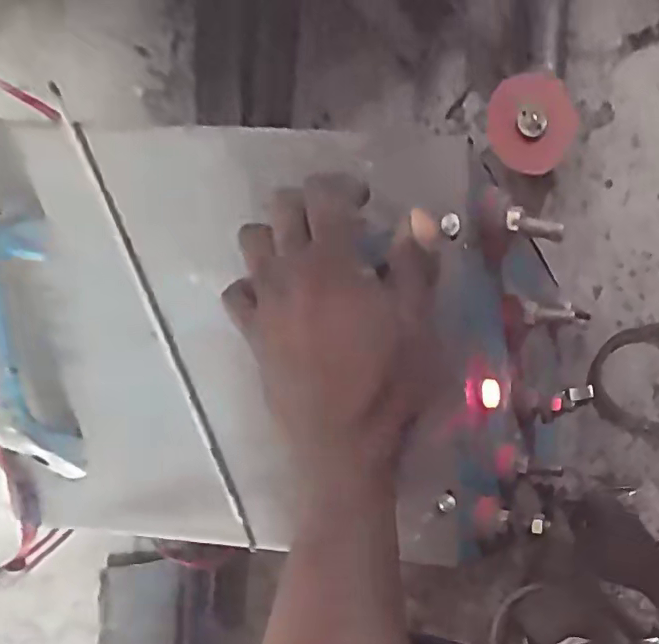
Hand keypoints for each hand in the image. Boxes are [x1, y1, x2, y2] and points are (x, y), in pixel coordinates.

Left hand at [222, 174, 440, 497]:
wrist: (341, 441)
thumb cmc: (390, 386)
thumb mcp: (419, 327)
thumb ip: (416, 268)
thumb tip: (418, 217)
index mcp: (331, 262)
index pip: (325, 196)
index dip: (345, 185)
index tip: (366, 198)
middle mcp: (287, 270)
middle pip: (282, 208)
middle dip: (311, 204)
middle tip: (341, 225)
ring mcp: (264, 301)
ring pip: (253, 241)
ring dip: (280, 236)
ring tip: (308, 258)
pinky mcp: (252, 333)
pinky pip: (239, 289)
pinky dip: (258, 282)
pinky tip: (281, 299)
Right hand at [566, 493, 658, 593]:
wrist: (650, 572)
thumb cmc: (614, 557)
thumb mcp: (585, 547)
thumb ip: (574, 531)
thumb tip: (567, 521)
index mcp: (605, 505)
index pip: (584, 496)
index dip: (571, 505)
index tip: (562, 517)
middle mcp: (619, 507)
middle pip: (597, 505)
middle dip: (584, 515)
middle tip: (572, 530)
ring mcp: (632, 519)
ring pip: (608, 517)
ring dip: (596, 526)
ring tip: (585, 542)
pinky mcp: (639, 534)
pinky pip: (618, 528)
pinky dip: (608, 534)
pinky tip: (602, 548)